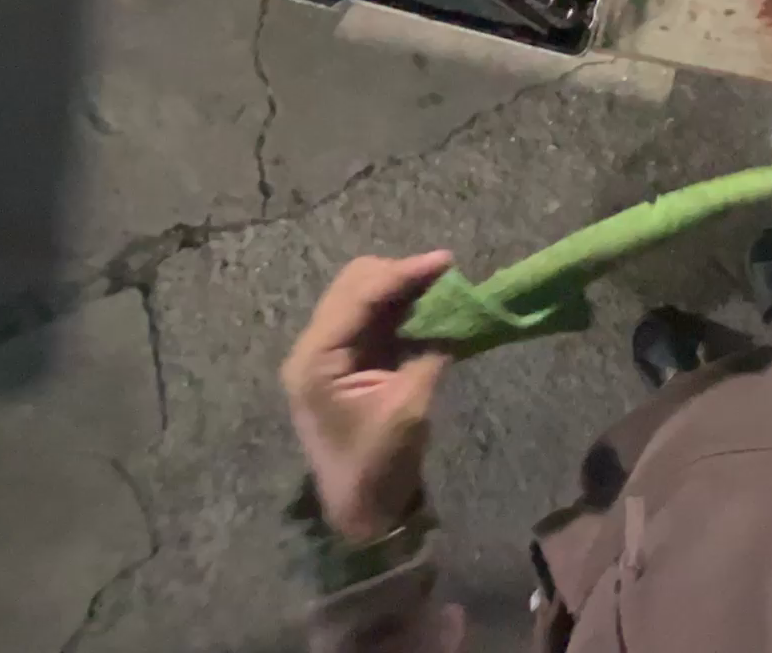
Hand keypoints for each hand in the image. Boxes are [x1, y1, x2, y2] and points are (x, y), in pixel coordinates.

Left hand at [281, 251, 453, 544]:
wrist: (362, 510)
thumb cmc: (379, 464)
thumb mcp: (409, 407)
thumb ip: (430, 353)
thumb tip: (456, 315)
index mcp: (317, 360)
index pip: (360, 296)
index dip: (404, 272)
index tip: (446, 261)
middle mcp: (315, 347)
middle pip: (355, 284)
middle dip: (400, 273)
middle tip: (445, 276)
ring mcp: (329, 352)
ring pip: (364, 294)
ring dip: (402, 287)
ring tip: (442, 287)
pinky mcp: (348, 359)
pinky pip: (374, 315)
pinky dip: (402, 305)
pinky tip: (429, 306)